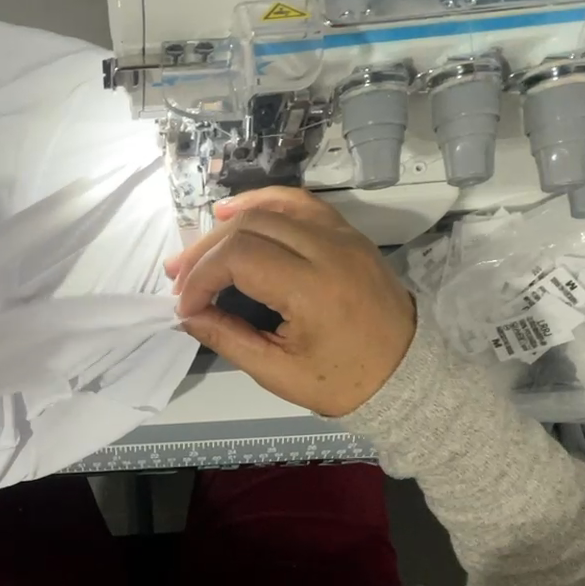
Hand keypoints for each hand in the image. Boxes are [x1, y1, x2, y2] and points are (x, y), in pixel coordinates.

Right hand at [167, 187, 415, 416]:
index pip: (238, 258)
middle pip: (249, 227)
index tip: (186, 307)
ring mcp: (342, 236)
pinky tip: (234, 213)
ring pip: (270, 209)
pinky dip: (263, 204)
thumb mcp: (277, 372)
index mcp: (312, 289)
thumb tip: (188, 315)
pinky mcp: (347, 234)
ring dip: (227, 227)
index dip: (201, 278)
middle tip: (178, 279)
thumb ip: (228, 338)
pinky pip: (298, 204)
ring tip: (197, 250)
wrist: (406, 374)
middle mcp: (328, 250)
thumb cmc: (341, 381)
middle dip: (204, 252)